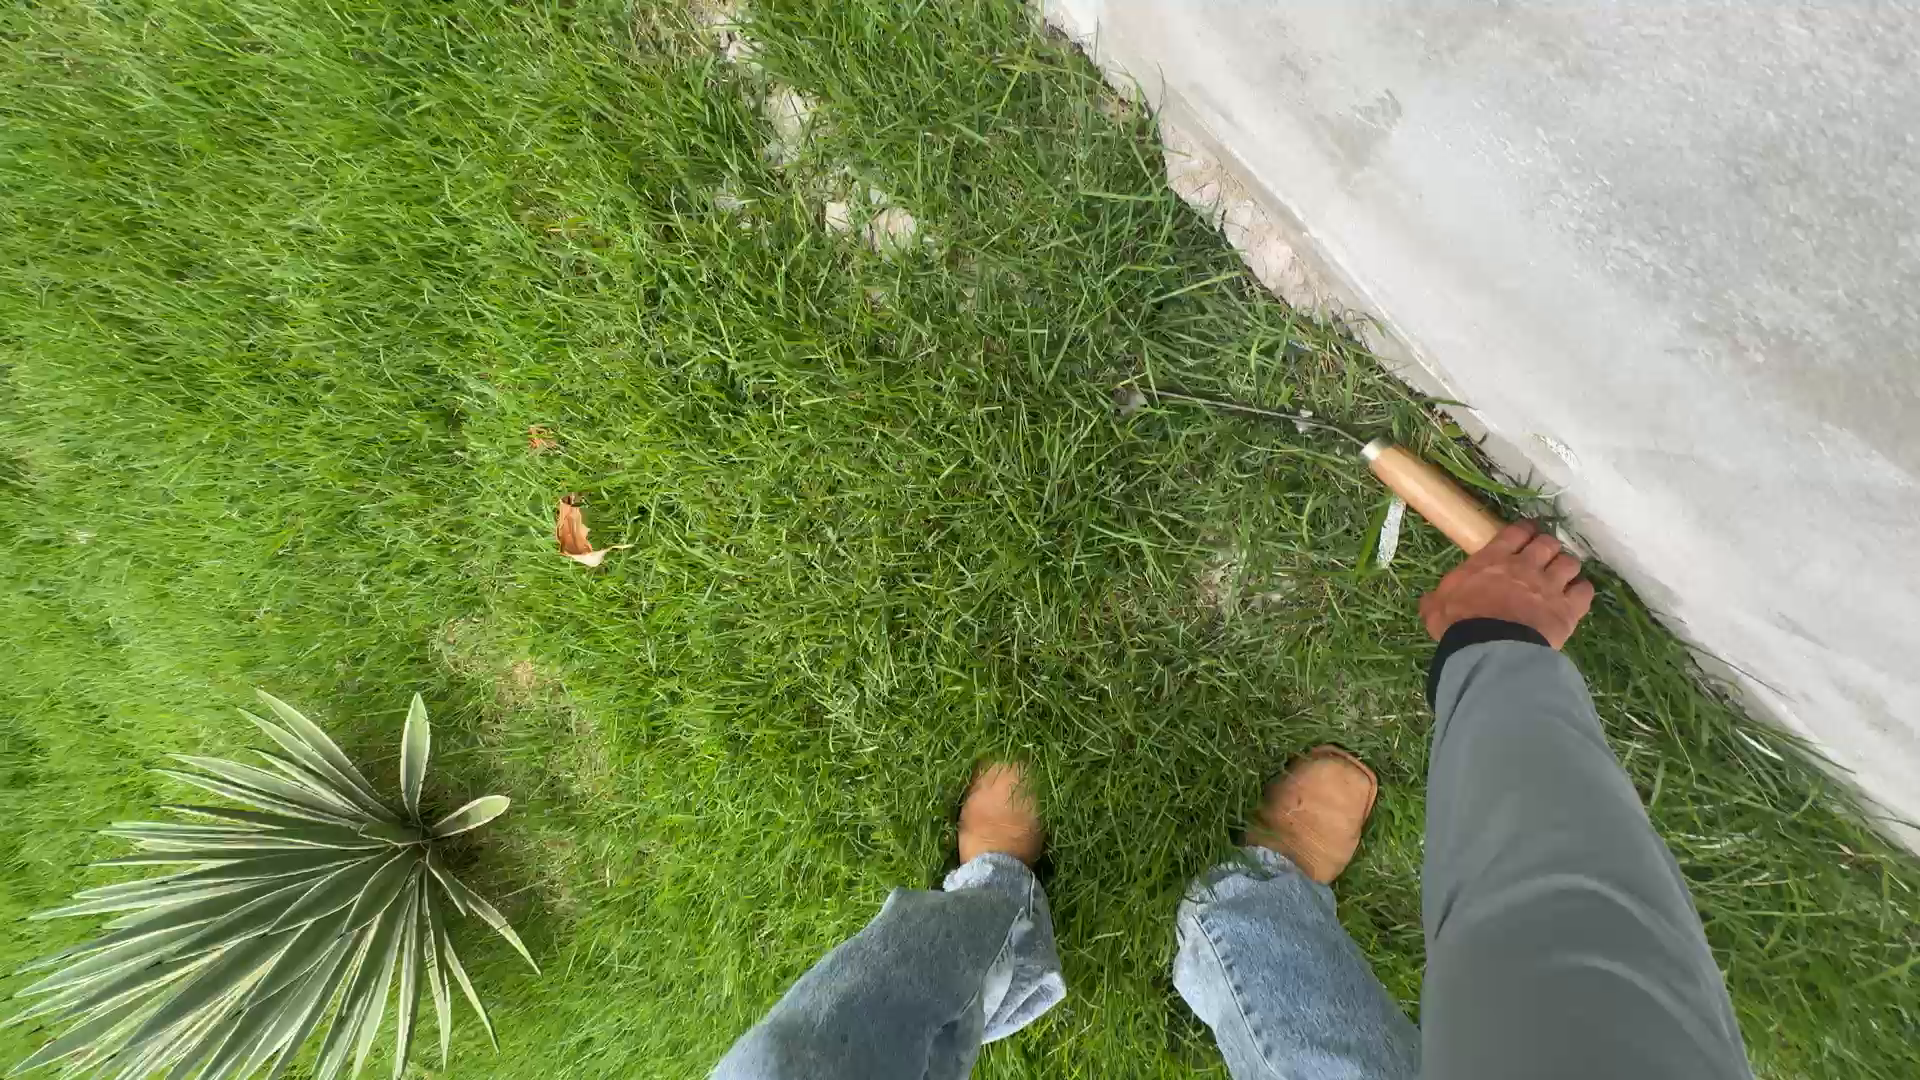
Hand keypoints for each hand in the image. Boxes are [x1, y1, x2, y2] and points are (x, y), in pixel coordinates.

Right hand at [1419, 521, 1594, 647]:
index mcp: (1491, 560)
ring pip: (1569, 563)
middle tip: (1542, 554)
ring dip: (1565, 566)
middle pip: (1548, 543)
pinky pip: (1585, 590)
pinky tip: (1574, 593)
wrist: (1489, 646)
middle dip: (1547, 545)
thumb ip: (1438, 598)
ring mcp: (1549, 586)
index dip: (1524, 530)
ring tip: (1559, 573)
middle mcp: (1524, 566)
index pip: (1515, 532)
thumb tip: (1429, 600)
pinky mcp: (1568, 608)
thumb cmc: (1458, 622)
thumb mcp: (1436, 606)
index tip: (1525, 532)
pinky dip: (1581, 589)